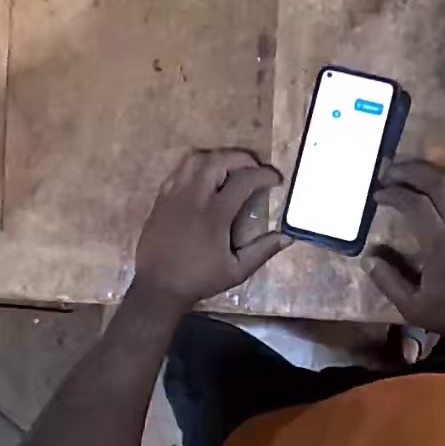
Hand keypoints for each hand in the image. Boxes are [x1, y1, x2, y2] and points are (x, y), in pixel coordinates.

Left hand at [132, 149, 292, 307]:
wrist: (157, 288)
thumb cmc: (200, 279)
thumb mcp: (237, 270)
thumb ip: (263, 250)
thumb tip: (287, 236)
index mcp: (214, 215)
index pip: (243, 180)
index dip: (264, 175)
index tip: (277, 181)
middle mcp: (193, 198)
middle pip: (218, 160)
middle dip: (242, 158)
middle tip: (256, 168)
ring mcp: (173, 196)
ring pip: (194, 159)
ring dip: (218, 157)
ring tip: (232, 168)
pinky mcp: (161, 199)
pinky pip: (179, 171)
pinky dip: (197, 167)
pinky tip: (207, 180)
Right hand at [366, 160, 444, 338]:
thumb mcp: (415, 309)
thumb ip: (389, 282)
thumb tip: (368, 258)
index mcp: (441, 245)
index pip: (417, 205)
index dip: (395, 193)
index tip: (377, 194)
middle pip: (439, 183)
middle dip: (412, 170)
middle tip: (389, 170)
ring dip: (430, 170)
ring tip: (407, 169)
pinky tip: (430, 182)